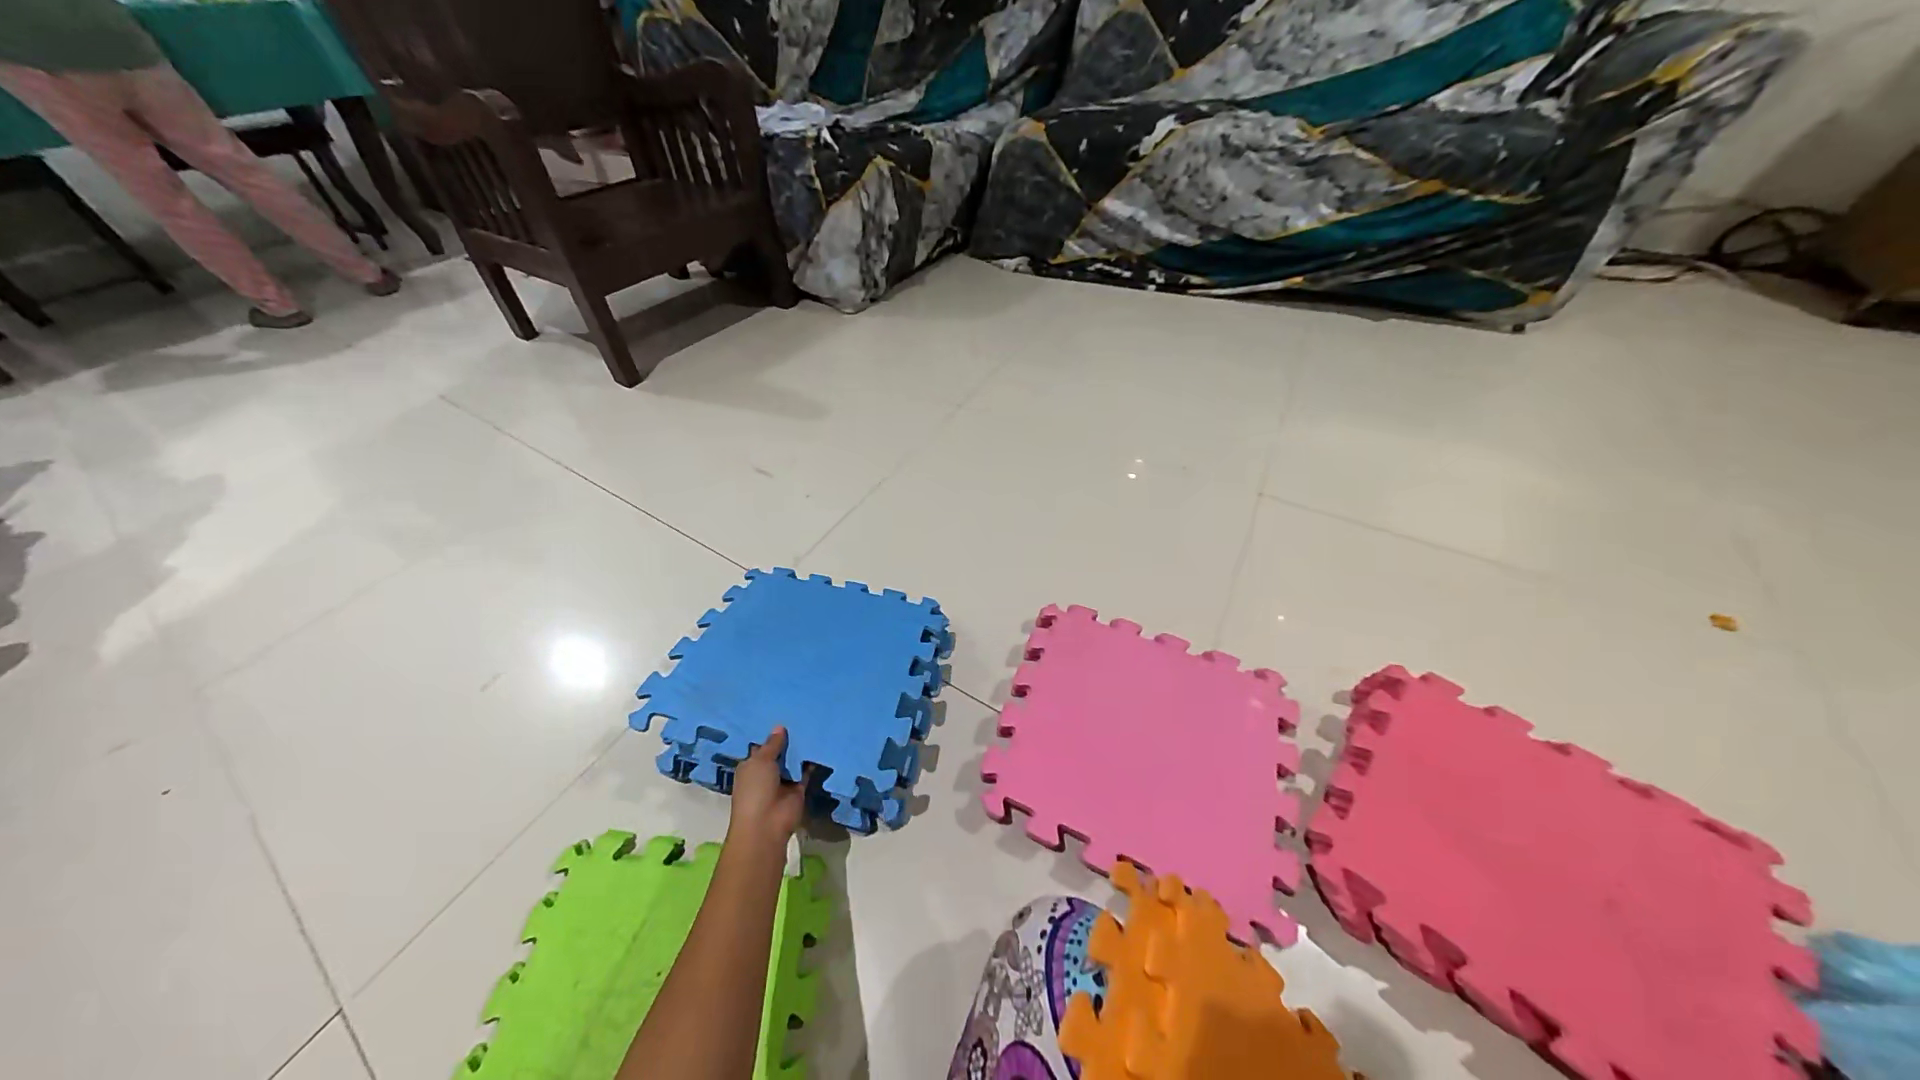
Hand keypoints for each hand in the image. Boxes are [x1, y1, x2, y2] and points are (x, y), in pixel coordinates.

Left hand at [729, 727, 806, 847]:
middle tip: (802, 715)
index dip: (769, 733)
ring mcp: (783, 781)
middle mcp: (766, 772)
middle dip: (788, 738)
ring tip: (813, 724)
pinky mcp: (799, 788)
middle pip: (778, 752)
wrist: (767, 823)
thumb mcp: (760, 761)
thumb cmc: (755, 789)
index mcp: (751, 766)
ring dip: (801, 748)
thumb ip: (772, 744)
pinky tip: (821, 744)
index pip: (760, 746)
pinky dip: (812, 761)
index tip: (781, 715)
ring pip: (793, 760)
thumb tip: (779, 727)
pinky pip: (806, 771)